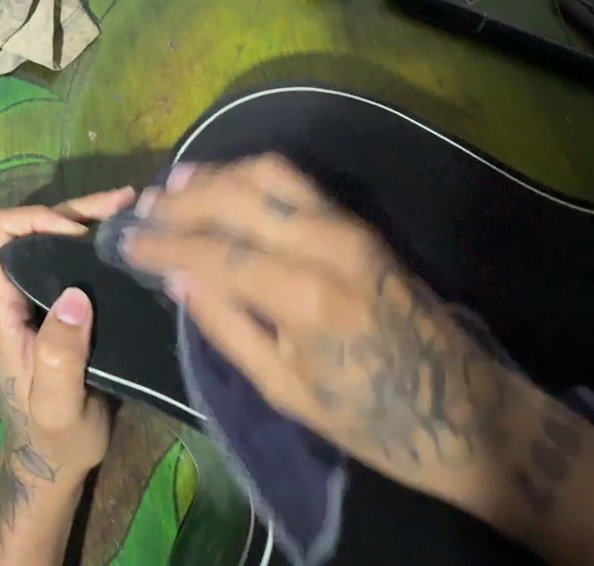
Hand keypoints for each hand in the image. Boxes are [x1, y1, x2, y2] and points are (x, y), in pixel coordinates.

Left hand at [0, 188, 135, 488]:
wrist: (49, 457)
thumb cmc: (54, 434)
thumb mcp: (60, 403)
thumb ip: (60, 354)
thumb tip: (74, 296)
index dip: (39, 218)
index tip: (82, 232)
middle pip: (24, 229)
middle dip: (73, 210)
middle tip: (124, 203)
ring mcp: (10, 294)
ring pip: (40, 238)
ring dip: (82, 220)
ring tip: (127, 207)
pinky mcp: (29, 299)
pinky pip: (50, 257)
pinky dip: (82, 240)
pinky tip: (115, 232)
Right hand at [120, 155, 520, 513]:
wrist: (469, 413)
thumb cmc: (370, 418)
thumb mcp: (285, 389)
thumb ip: (227, 327)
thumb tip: (177, 278)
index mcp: (304, 296)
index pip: (213, 253)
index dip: (162, 246)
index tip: (124, 243)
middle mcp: (324, 244)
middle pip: (233, 200)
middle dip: (178, 203)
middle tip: (139, 211)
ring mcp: (345, 225)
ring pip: (263, 174)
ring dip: (211, 177)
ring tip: (170, 188)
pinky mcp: (356, 221)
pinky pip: (290, 180)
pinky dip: (245, 175)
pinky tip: (219, 183)